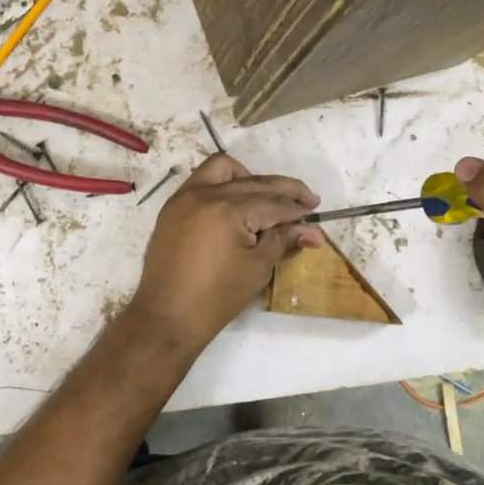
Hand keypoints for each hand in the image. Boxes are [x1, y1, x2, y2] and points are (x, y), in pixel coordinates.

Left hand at [127, 154, 323, 346]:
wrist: (167, 315)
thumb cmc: (216, 297)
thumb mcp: (257, 268)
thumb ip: (282, 240)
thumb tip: (311, 231)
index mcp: (228, 210)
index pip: (272, 203)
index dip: (297, 209)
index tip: (316, 213)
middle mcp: (204, 194)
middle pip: (253, 183)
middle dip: (282, 191)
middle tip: (306, 201)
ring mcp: (184, 198)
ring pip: (222, 169)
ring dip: (249, 177)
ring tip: (267, 198)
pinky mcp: (172, 207)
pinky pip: (201, 181)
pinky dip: (223, 184)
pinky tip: (238, 203)